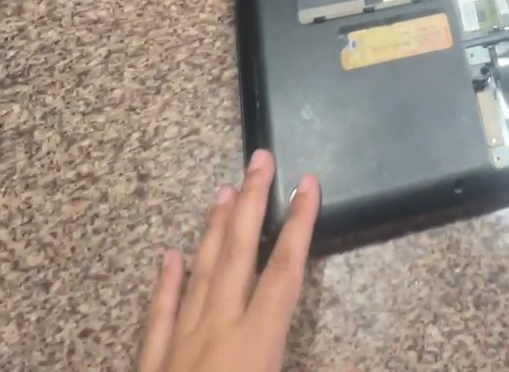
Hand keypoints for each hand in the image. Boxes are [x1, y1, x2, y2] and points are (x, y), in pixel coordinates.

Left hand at [138, 150, 319, 371]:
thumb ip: (317, 367)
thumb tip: (358, 359)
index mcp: (257, 345)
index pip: (286, 269)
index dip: (300, 222)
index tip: (308, 180)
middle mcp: (218, 332)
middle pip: (239, 252)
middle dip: (252, 201)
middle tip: (259, 156)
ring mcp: (179, 348)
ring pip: (199, 272)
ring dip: (213, 227)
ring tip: (222, 188)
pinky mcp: (149, 368)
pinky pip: (157, 315)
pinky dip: (164, 283)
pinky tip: (167, 255)